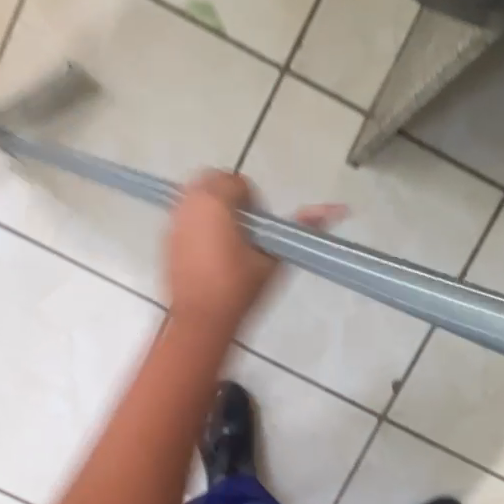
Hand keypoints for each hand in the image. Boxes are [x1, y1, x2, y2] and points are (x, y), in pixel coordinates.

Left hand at [165, 171, 342, 331]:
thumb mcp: (274, 258)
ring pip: (195, 199)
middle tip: (242, 233)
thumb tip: (339, 208)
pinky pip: (183, 220)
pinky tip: (207, 255)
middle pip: (212, 183)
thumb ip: (304, 228)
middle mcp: (189, 203)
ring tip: (226, 244)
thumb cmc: (240, 290)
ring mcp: (172, 221)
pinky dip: (195, 227)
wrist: (201, 321)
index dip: (252, 204)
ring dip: (212, 212)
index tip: (257, 230)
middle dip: (228, 201)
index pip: (237, 183)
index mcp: (216, 200)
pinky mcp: (164, 240)